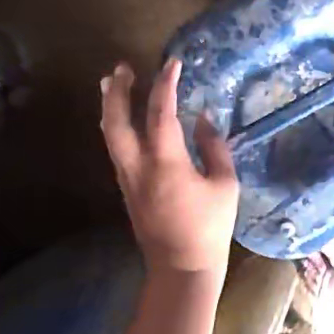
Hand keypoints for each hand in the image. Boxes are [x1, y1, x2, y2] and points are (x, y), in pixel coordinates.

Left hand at [100, 59, 240, 277]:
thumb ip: (214, 147)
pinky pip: (114, 148)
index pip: (161, 112)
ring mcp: (126, 178)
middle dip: (117, 90)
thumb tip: (202, 118)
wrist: (180, 269)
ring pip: (109, 134)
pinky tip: (119, 116)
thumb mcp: (225, 184)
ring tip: (112, 82)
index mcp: (166, 162)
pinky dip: (114, 124)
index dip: (165, 84)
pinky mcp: (125, 188)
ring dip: (110, 105)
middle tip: (123, 67)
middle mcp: (138, 166)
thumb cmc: (209, 228)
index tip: (172, 63)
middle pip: (116, 120)